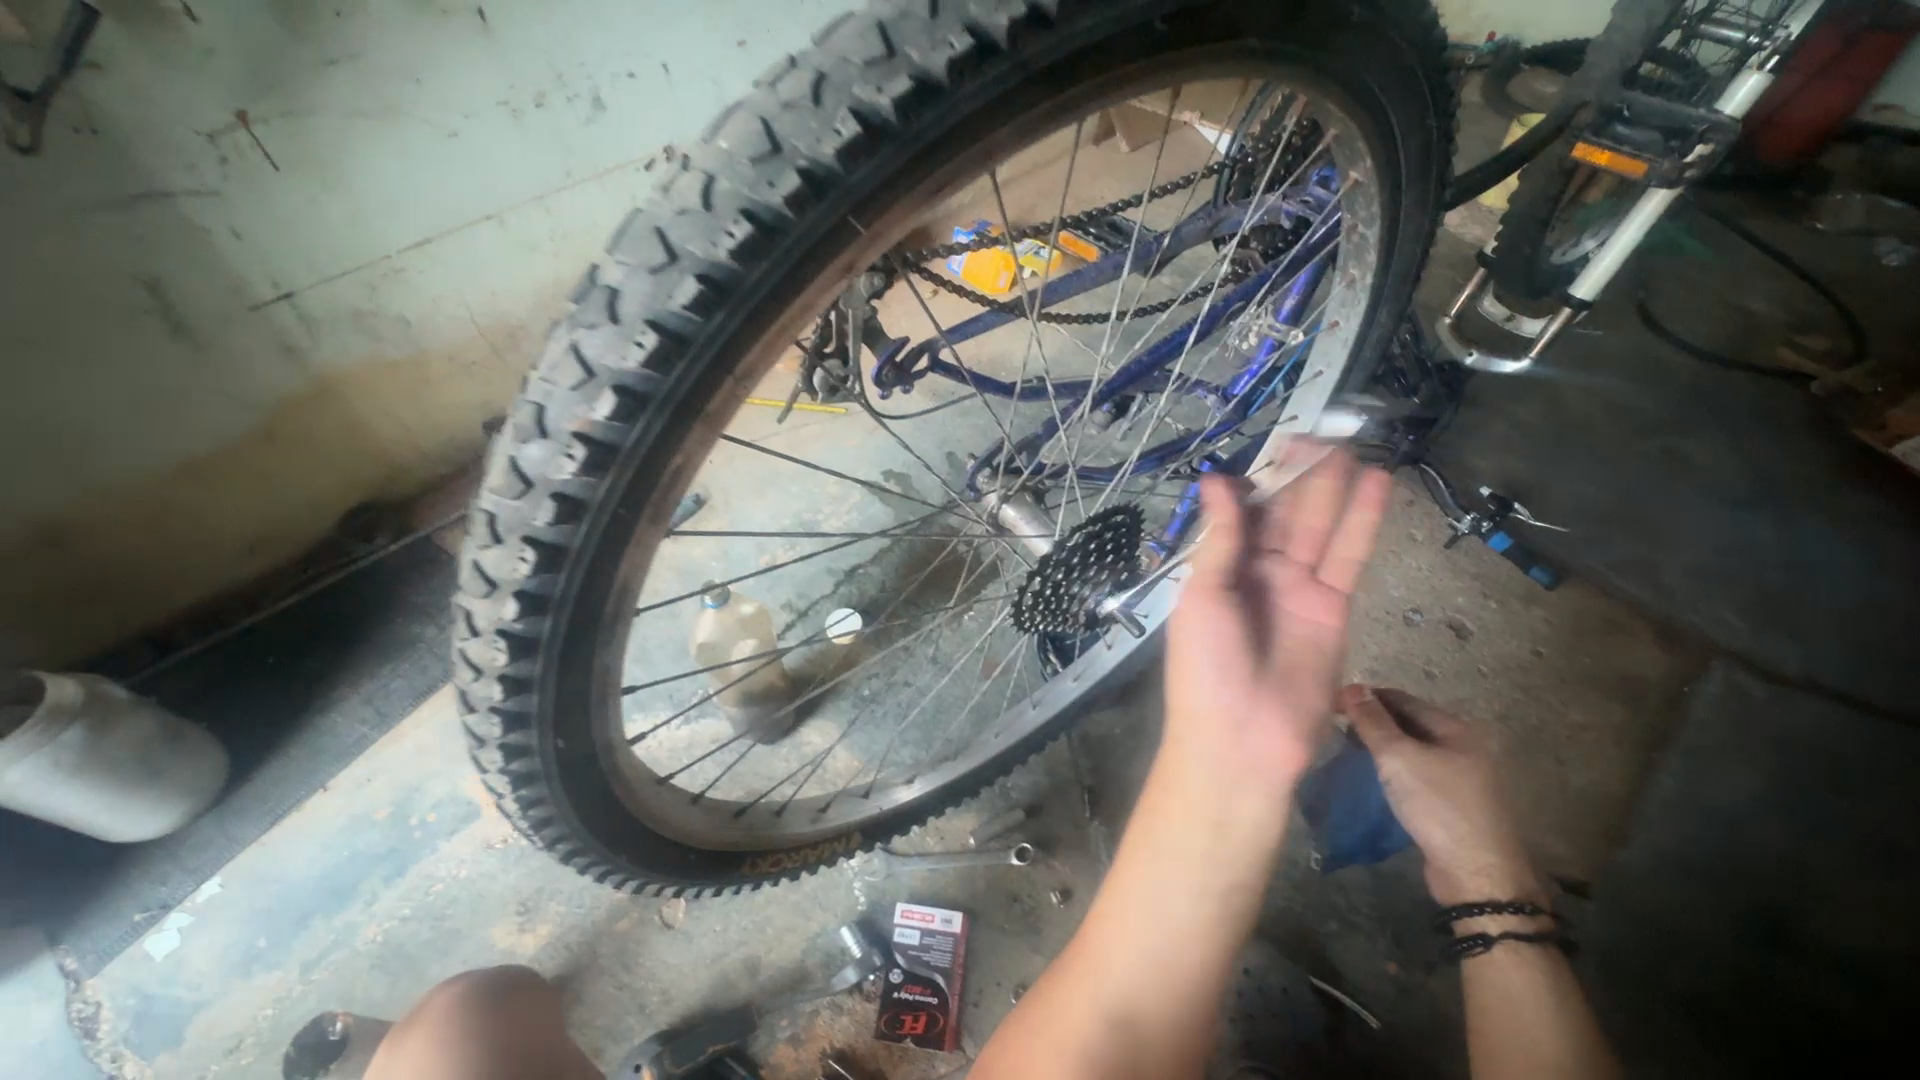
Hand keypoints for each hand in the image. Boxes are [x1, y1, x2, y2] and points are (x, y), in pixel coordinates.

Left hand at [1161, 449, 1392, 802]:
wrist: (1241, 741)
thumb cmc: (1205, 668)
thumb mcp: (1202, 596)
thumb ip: (1220, 539)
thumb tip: (1214, 481)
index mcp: (1220, 570)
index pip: (1243, 513)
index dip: (1260, 479)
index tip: (1277, 443)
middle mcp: (1259, 573)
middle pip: (1284, 514)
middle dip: (1301, 476)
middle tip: (1321, 432)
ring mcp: (1299, 589)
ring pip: (1319, 527)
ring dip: (1335, 488)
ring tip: (1351, 445)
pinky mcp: (1335, 607)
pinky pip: (1348, 556)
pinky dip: (1362, 521)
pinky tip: (1376, 484)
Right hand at [1339, 686, 1544, 906]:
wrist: (1475, 873)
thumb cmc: (1437, 806)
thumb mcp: (1399, 758)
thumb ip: (1373, 721)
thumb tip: (1352, 687)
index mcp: (1456, 728)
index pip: (1401, 699)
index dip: (1365, 698)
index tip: (1330, 705)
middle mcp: (1462, 747)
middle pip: (1407, 723)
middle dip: (1371, 723)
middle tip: (1333, 730)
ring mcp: (1459, 777)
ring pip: (1410, 751)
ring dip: (1379, 749)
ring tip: (1345, 753)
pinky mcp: (1450, 804)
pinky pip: (1414, 775)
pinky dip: (1391, 771)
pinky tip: (1370, 779)